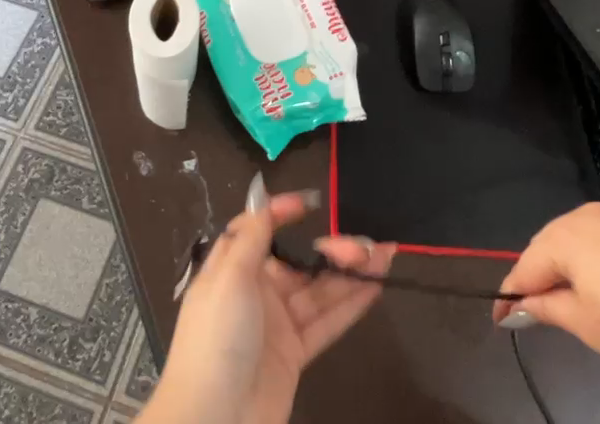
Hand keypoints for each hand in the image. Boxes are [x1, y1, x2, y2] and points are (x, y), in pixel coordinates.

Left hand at [141, 183, 394, 423]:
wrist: (214, 419)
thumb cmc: (216, 338)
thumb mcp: (228, 279)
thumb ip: (250, 238)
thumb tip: (263, 198)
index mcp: (232, 269)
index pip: (258, 231)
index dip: (281, 213)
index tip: (311, 203)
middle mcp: (255, 292)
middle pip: (298, 260)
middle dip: (331, 249)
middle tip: (365, 244)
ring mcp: (277, 324)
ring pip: (318, 290)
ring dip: (349, 273)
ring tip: (384, 256)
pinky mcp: (295, 353)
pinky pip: (327, 322)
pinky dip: (350, 304)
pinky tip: (375, 287)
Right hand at [492, 203, 599, 386]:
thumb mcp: (590, 327)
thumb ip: (550, 309)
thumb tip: (525, 303)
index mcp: (568, 236)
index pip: (526, 265)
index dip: (511, 295)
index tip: (501, 319)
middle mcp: (593, 215)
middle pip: (553, 245)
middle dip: (543, 276)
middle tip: (540, 310)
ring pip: (587, 241)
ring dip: (576, 268)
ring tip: (582, 303)